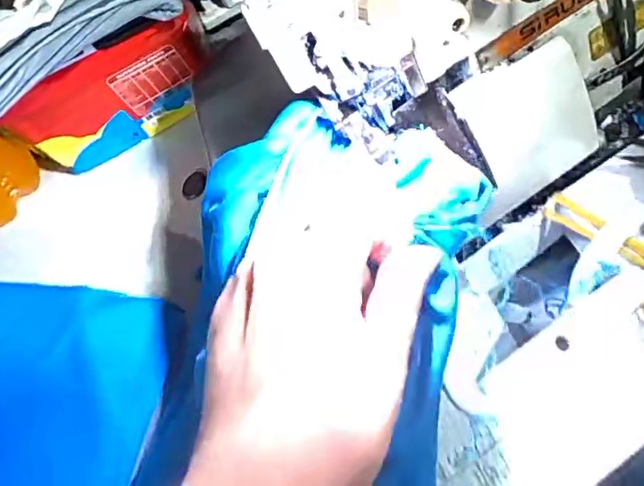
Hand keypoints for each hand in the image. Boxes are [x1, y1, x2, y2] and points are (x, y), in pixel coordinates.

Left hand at [185, 214, 441, 485]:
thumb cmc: (329, 428)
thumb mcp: (385, 362)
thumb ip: (404, 291)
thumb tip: (420, 249)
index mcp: (316, 260)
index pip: (367, 215)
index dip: (392, 239)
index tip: (401, 276)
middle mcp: (274, 256)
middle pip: (331, 223)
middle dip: (358, 250)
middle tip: (369, 304)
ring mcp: (243, 282)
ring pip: (300, 241)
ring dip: (326, 263)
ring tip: (337, 318)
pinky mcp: (223, 309)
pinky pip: (269, 266)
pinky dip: (292, 278)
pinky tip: (300, 324)